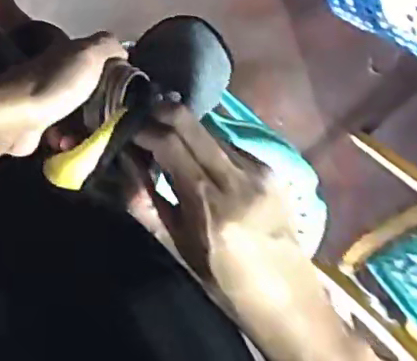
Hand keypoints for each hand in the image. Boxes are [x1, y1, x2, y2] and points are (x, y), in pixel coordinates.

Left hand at [0, 32, 125, 156]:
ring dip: (85, 132)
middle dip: (102, 112)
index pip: (99, 62)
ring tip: (86, 140)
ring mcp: (45, 99)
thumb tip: (123, 50)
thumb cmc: (57, 82)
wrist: (17, 114)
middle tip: (112, 126)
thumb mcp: (89, 54)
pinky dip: (67, 142)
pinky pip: (62, 135)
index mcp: (69, 54)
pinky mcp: (37, 124)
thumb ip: (108, 46)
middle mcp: (57, 73)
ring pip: (77, 117)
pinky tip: (66, 145)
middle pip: (90, 93)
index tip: (127, 97)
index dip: (114, 78)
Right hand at [133, 103, 314, 318]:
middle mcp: (237, 179)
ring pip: (207, 128)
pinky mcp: (270, 168)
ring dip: (182, 128)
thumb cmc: (226, 283)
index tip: (126, 128)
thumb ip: (146, 201)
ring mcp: (258, 170)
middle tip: (142, 118)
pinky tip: (201, 160)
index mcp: (211, 206)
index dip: (143, 129)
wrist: (293, 304)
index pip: (169, 143)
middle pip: (188, 120)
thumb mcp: (179, 247)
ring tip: (168, 140)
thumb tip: (123, 158)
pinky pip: (226, 143)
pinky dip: (206, 145)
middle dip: (159, 112)